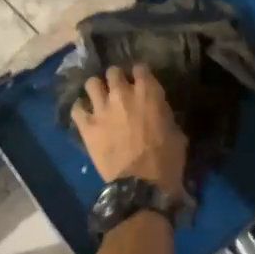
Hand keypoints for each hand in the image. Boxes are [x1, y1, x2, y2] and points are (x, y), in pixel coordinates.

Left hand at [71, 64, 188, 196]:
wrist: (141, 185)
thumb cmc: (167, 160)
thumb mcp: (177, 133)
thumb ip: (164, 115)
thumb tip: (159, 112)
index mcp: (148, 93)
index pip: (140, 68)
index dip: (140, 74)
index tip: (141, 82)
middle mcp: (122, 94)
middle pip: (113, 71)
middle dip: (116, 78)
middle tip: (119, 90)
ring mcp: (101, 108)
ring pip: (92, 83)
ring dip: (97, 89)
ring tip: (100, 99)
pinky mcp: (86, 126)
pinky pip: (77, 108)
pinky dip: (81, 109)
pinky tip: (85, 115)